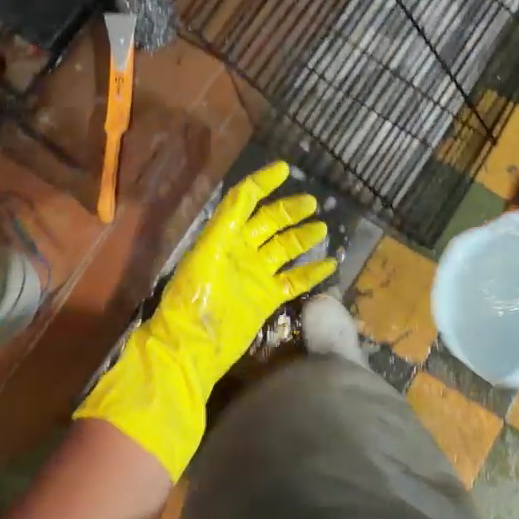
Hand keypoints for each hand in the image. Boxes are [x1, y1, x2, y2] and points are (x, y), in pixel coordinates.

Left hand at [75, 162, 336, 477]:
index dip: (262, 183)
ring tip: (322, 228)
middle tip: (312, 202)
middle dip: (289, 210)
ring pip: (284, 249)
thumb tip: (248, 191)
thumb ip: (227, 221)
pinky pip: (293, 281)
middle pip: (269, 223)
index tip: (284, 169)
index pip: (245, 201)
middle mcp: (240, 251)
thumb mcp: (207, 252)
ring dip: (303, 237)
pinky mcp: (265, 299)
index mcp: (223, 236)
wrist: (189, 349)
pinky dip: (311, 272)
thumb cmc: (193, 298)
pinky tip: (329, 264)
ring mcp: (255, 276)